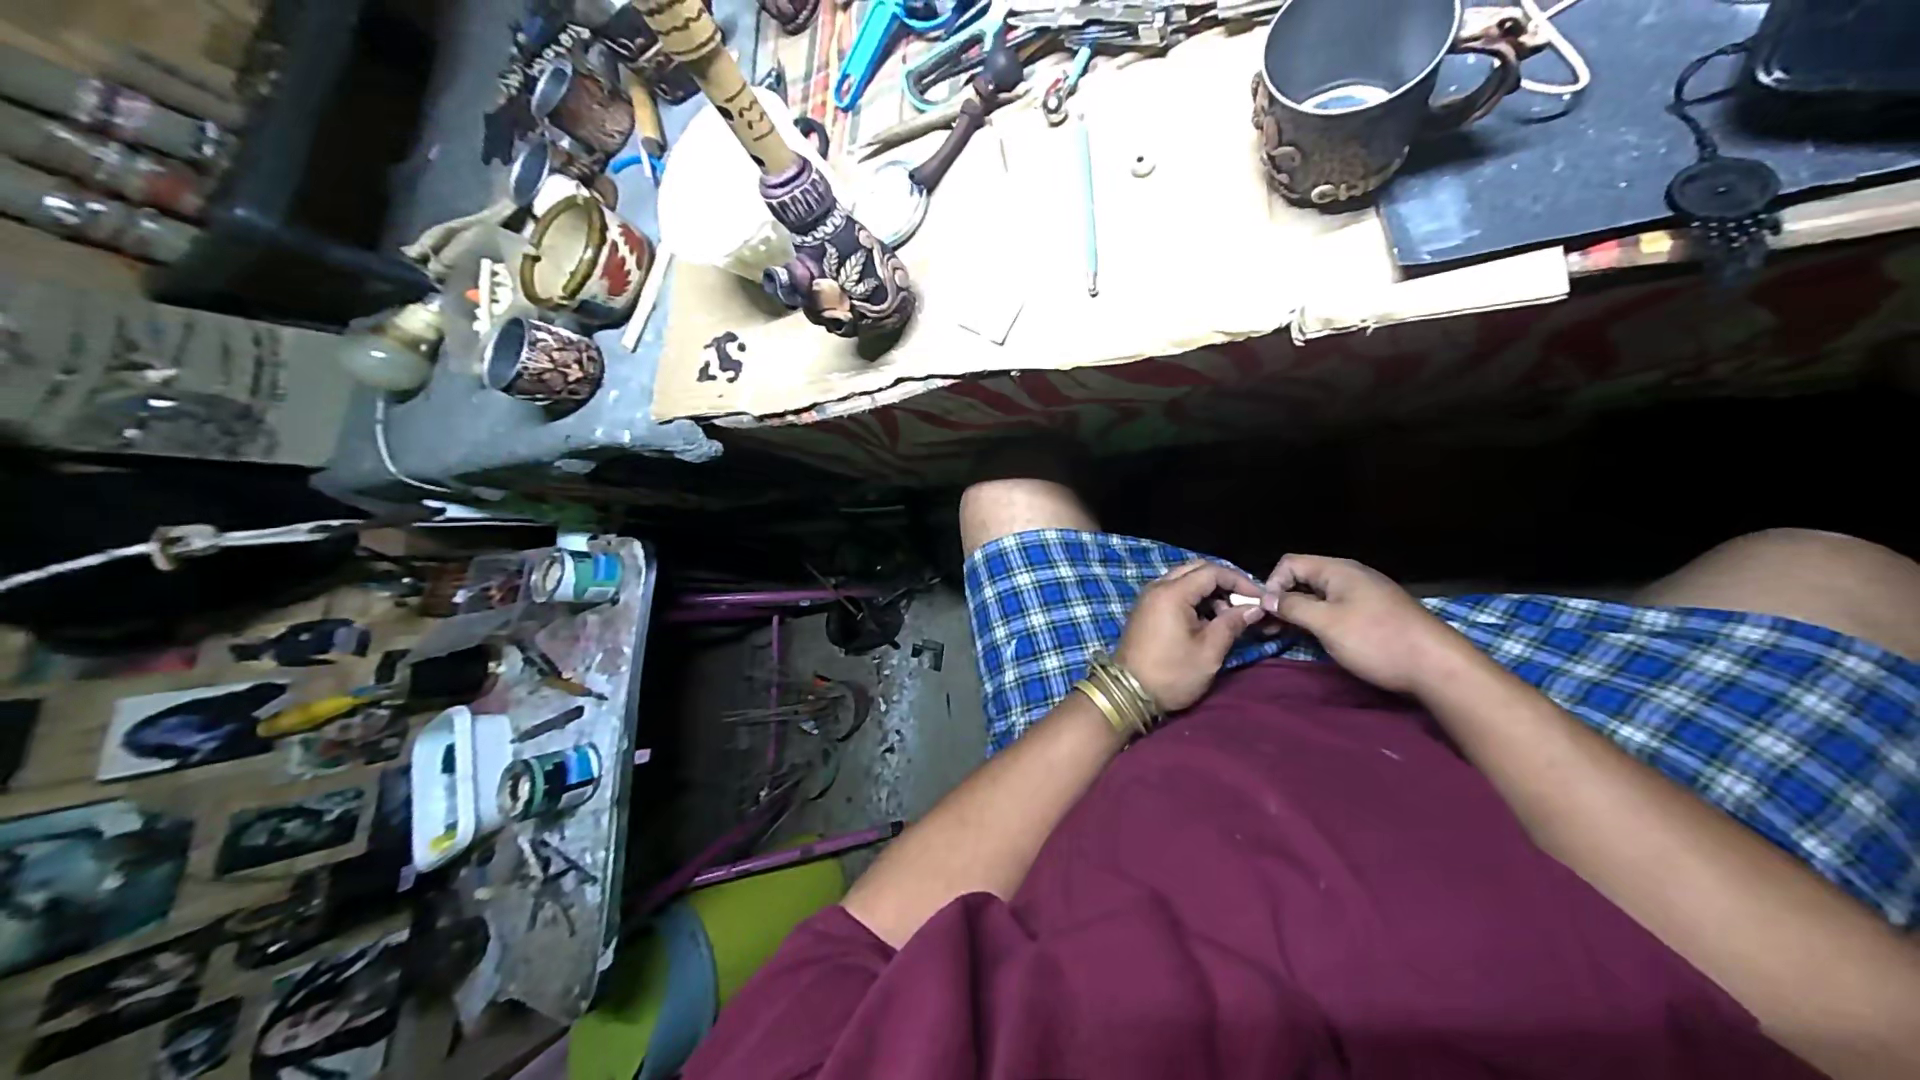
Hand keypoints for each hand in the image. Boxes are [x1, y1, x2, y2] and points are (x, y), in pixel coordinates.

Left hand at [1113, 560, 1267, 711]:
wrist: (1127, 693)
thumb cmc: (1171, 674)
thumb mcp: (1208, 651)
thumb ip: (1232, 624)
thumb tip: (1254, 608)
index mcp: (1172, 593)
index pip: (1212, 571)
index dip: (1239, 581)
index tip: (1258, 598)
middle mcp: (1157, 587)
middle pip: (1196, 570)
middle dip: (1223, 583)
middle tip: (1243, 604)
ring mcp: (1148, 598)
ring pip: (1184, 580)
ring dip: (1208, 592)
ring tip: (1227, 617)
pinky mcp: (1145, 610)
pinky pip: (1173, 593)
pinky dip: (1193, 600)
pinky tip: (1207, 621)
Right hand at [1262, 554, 1460, 694]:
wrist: (1437, 667)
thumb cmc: (1376, 640)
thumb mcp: (1326, 623)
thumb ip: (1293, 606)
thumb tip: (1267, 598)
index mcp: (1338, 570)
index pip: (1290, 563)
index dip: (1273, 584)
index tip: (1268, 612)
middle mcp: (1350, 576)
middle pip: (1303, 578)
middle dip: (1282, 599)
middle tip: (1270, 627)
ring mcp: (1364, 595)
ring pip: (1318, 595)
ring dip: (1299, 612)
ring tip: (1286, 634)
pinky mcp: (1373, 613)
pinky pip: (1335, 608)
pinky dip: (1318, 620)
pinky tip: (1315, 638)